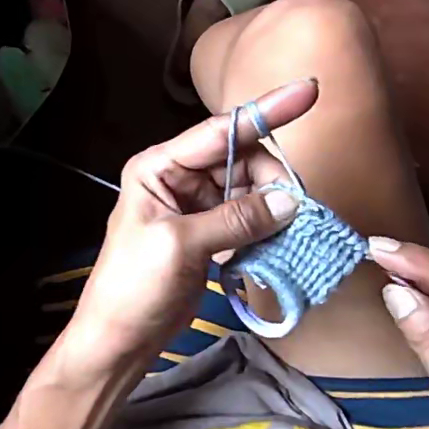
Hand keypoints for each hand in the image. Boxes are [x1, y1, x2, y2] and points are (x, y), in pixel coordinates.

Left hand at [58, 79, 318, 380]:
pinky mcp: (209, 233)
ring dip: (274, 206)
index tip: (309, 91)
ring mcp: (196, 206)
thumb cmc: (133, 285)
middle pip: (242, 159)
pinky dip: (266, 227)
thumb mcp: (181, 245)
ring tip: (292, 230)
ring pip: (249, 189)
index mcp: (159, 166)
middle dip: (272, 178)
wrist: (120, 337)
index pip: (219, 130)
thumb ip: (235, 219)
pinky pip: (248, 218)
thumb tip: (290, 201)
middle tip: (296, 210)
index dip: (266, 111)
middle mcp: (178, 178)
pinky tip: (278, 243)